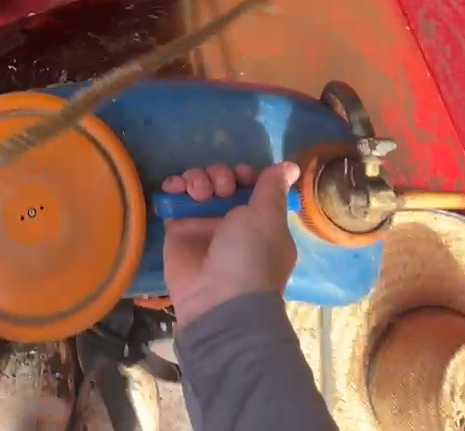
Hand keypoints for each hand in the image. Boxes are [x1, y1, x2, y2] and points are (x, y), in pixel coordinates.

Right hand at [160, 162, 299, 325]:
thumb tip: (290, 165)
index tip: (240, 177)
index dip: (243, 173)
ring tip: (196, 192)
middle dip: (218, 175)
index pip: (249, 183)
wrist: (218, 299)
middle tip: (219, 190)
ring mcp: (203, 222)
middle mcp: (232, 218)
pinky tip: (174, 187)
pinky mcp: (178, 228)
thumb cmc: (251, 255)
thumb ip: (271, 188)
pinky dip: (173, 186)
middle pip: (221, 179)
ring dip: (196, 178)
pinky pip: (174, 197)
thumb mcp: (267, 218)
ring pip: (197, 184)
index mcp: (259, 218)